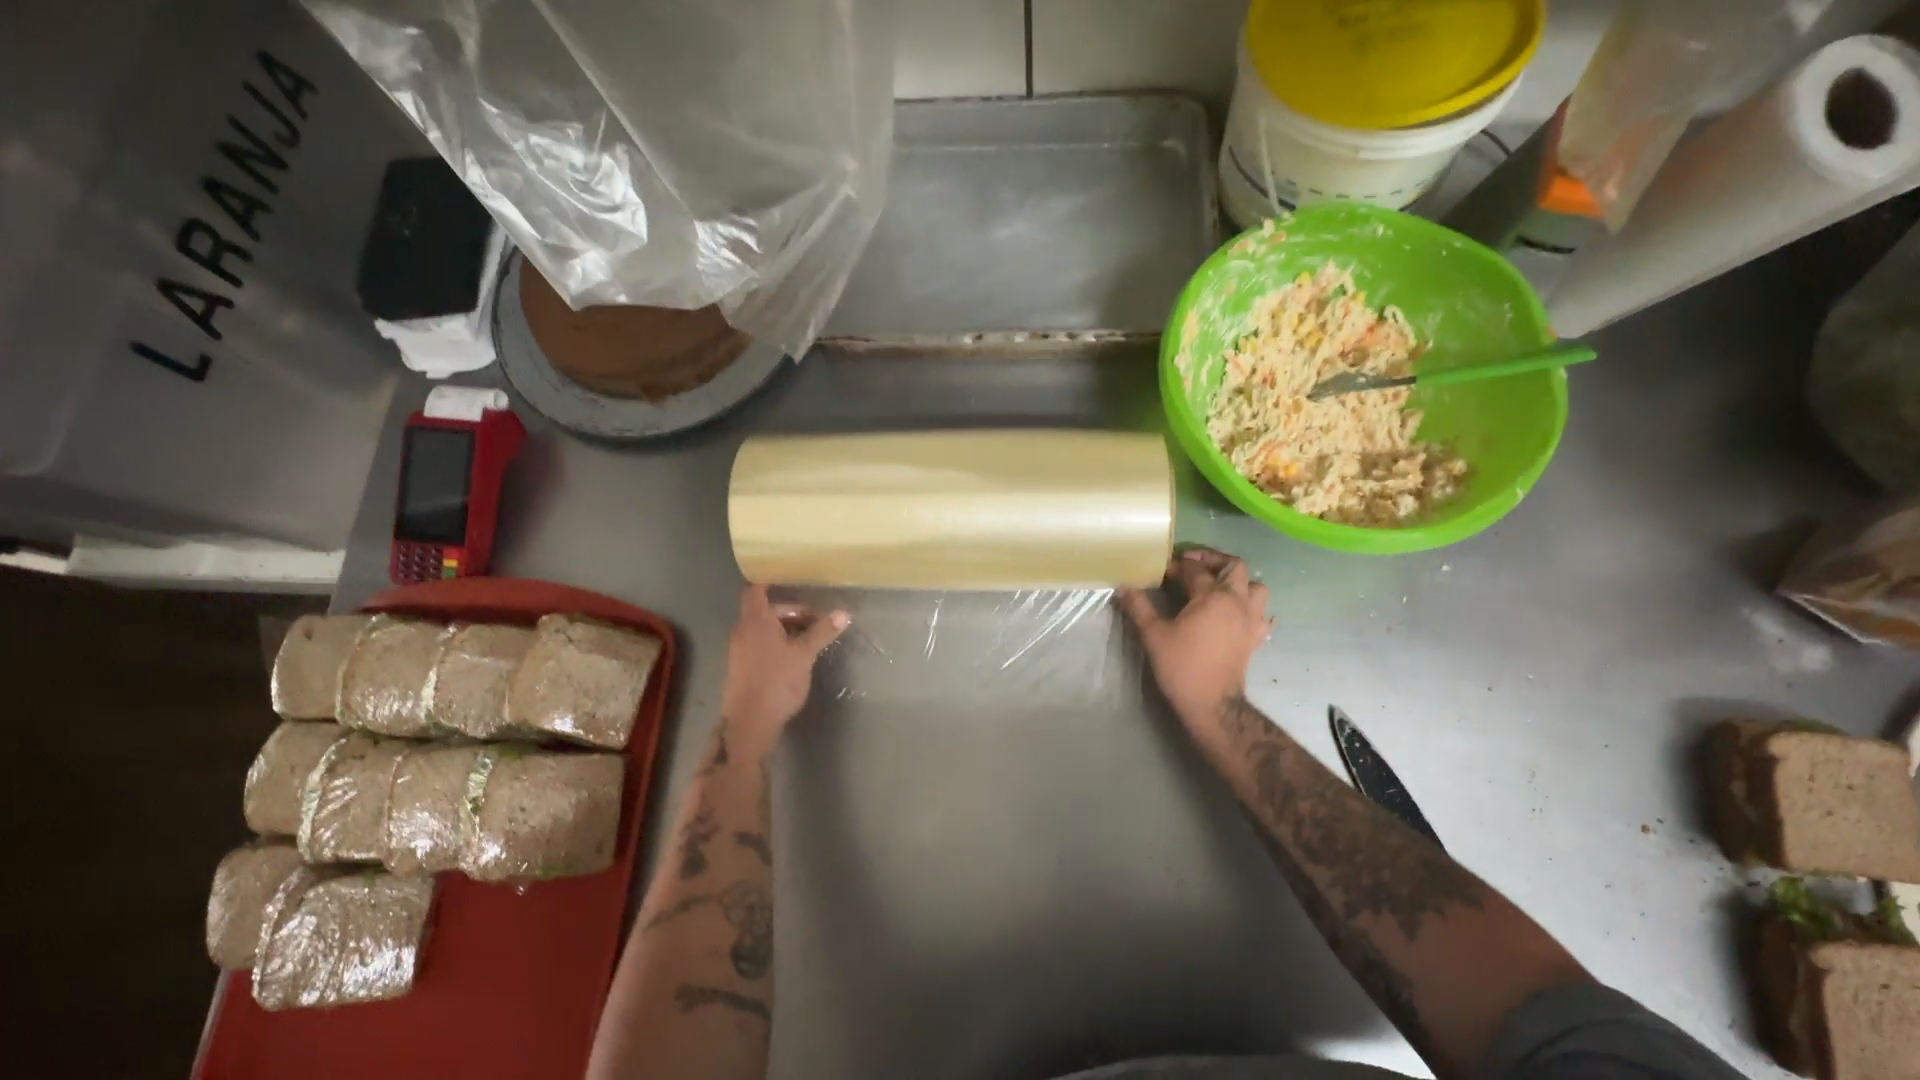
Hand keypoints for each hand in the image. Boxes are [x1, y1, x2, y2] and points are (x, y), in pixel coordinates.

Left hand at [720, 586, 848, 740]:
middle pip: (765, 610)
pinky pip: (760, 644)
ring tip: (811, 639)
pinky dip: (777, 642)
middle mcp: (743, 630)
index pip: (755, 589)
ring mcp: (739, 650)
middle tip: (816, 620)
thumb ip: (822, 632)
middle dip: (791, 612)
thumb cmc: (777, 681)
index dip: (769, 581)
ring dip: (785, 628)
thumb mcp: (804, 654)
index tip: (790, 579)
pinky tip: (795, 656)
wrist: (750, 723)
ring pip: (763, 629)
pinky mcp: (742, 667)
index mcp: (755, 621)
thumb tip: (844, 612)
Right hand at [1118, 548, 1270, 718]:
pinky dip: (1252, 608)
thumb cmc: (1182, 666)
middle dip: (1214, 560)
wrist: (1211, 703)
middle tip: (1192, 564)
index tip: (1162, 568)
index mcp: (1213, 596)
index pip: (1195, 570)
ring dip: (1239, 581)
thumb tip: (1123, 587)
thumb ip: (1139, 607)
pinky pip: (1262, 614)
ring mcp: (1251, 620)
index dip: (1177, 565)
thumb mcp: (1154, 634)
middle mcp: (1237, 602)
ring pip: (1256, 587)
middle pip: (1235, 567)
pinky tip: (1237, 613)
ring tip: (1218, 586)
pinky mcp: (1255, 638)